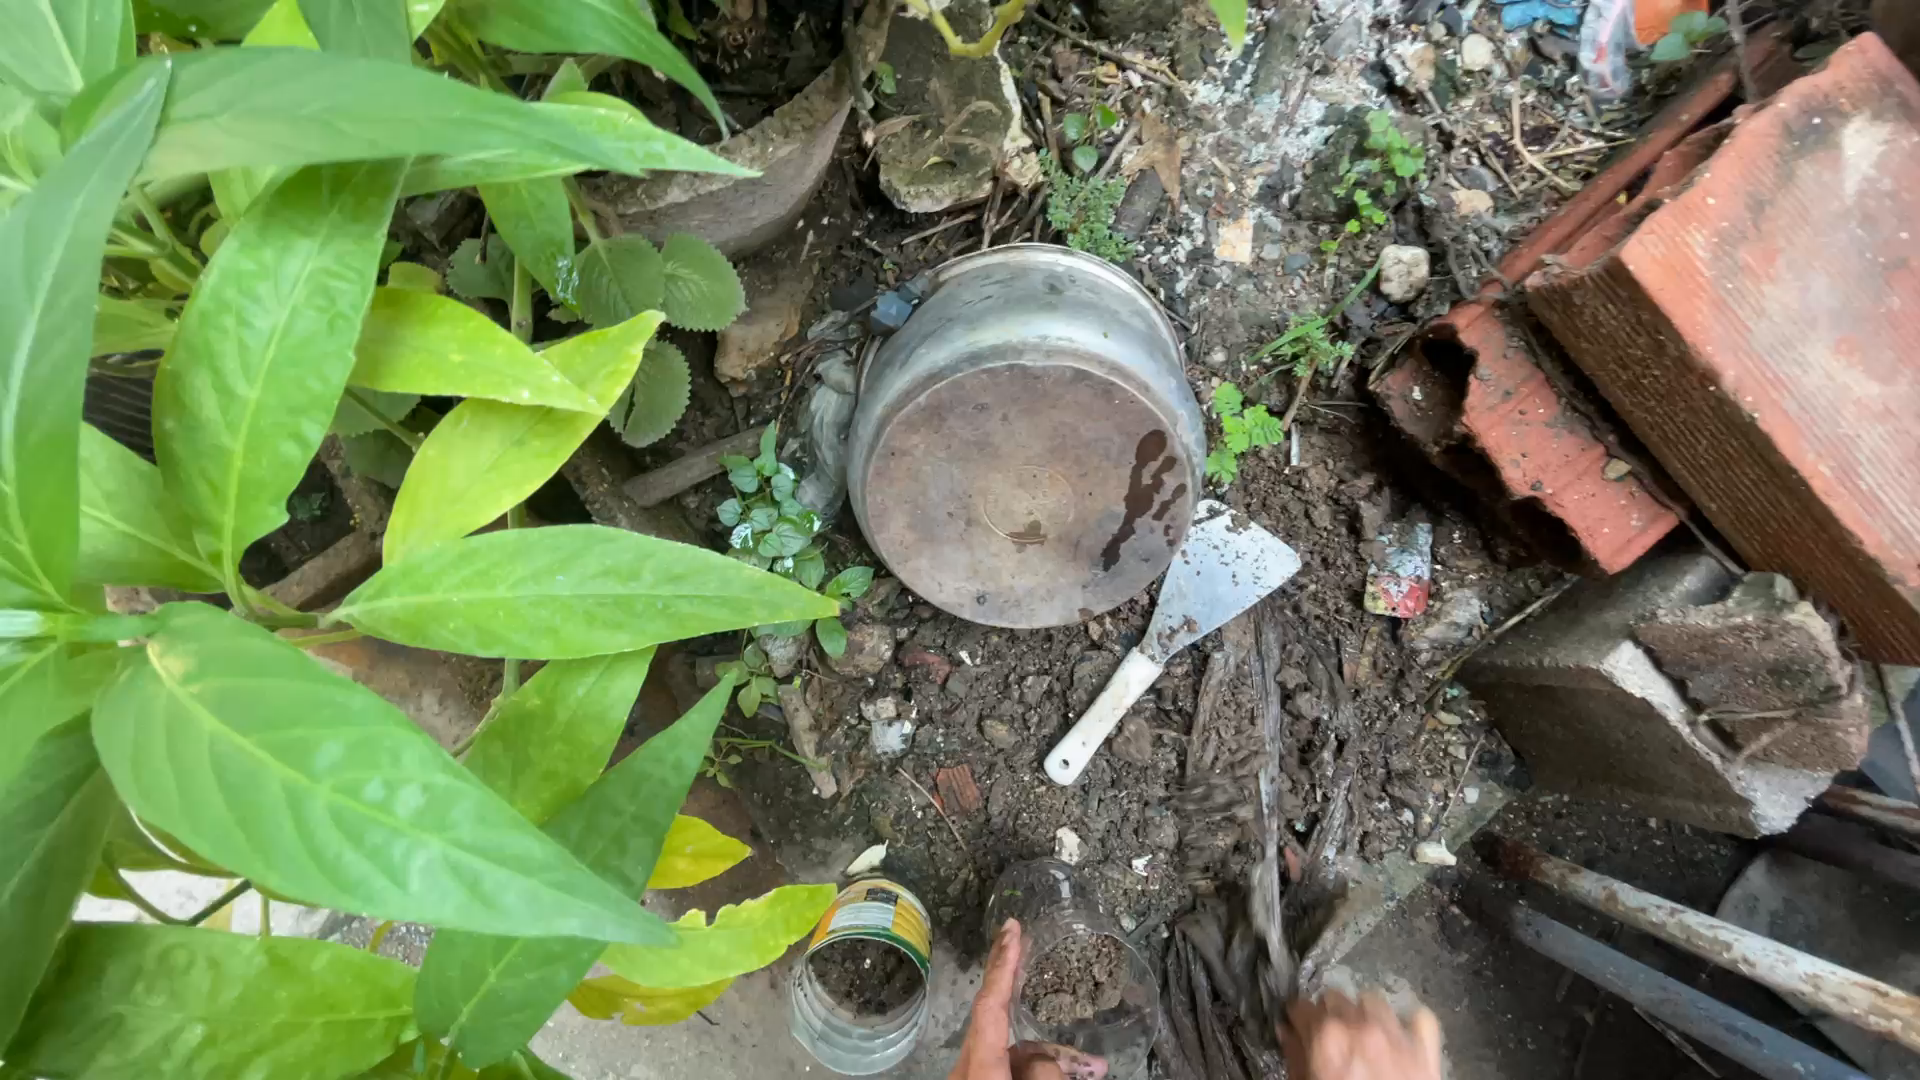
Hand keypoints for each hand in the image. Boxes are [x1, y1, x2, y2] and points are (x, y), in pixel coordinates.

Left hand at [948, 918, 1109, 1079]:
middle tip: (1024, 938)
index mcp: (978, 1065)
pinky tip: (1078, 1072)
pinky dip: (1040, 1070)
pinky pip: (1013, 1070)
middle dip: (1013, 978)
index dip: (1002, 964)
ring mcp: (975, 1077)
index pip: (989, 1003)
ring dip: (1051, 1053)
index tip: (1012, 928)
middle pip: (995, 1016)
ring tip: (1096, 1065)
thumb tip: (1052, 1058)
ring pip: (1014, 1052)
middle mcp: (970, 1067)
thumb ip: (1044, 1072)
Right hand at [1283, 990, 1442, 1079]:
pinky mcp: (1425, 1051)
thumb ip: (1294, 1056)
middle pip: (1334, 997)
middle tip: (1331, 1038)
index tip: (1300, 1029)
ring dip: (1364, 1013)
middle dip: (1329, 1014)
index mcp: (1325, 1035)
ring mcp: (1395, 1036)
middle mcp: (1358, 1025)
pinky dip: (1410, 1024)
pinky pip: (1421, 1019)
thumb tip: (1287, 1033)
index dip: (1299, 1020)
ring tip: (1364, 1035)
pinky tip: (1400, 1037)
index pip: (1300, 1006)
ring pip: (1373, 999)